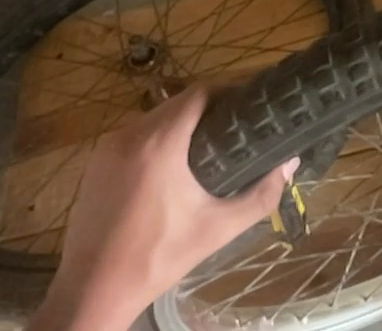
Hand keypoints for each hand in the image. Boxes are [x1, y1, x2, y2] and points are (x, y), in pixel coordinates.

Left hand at [31, 86, 297, 330]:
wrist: (90, 293)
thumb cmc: (157, 258)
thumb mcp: (217, 229)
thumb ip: (260, 196)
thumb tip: (291, 163)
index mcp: (159, 143)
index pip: (199, 92)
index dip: (228, 86)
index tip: (253, 93)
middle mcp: (130, 135)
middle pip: (178, 101)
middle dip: (210, 104)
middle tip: (239, 116)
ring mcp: (107, 148)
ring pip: (155, 116)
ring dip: (184, 119)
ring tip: (213, 135)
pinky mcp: (95, 163)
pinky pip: (136, 134)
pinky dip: (160, 135)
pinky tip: (176, 158)